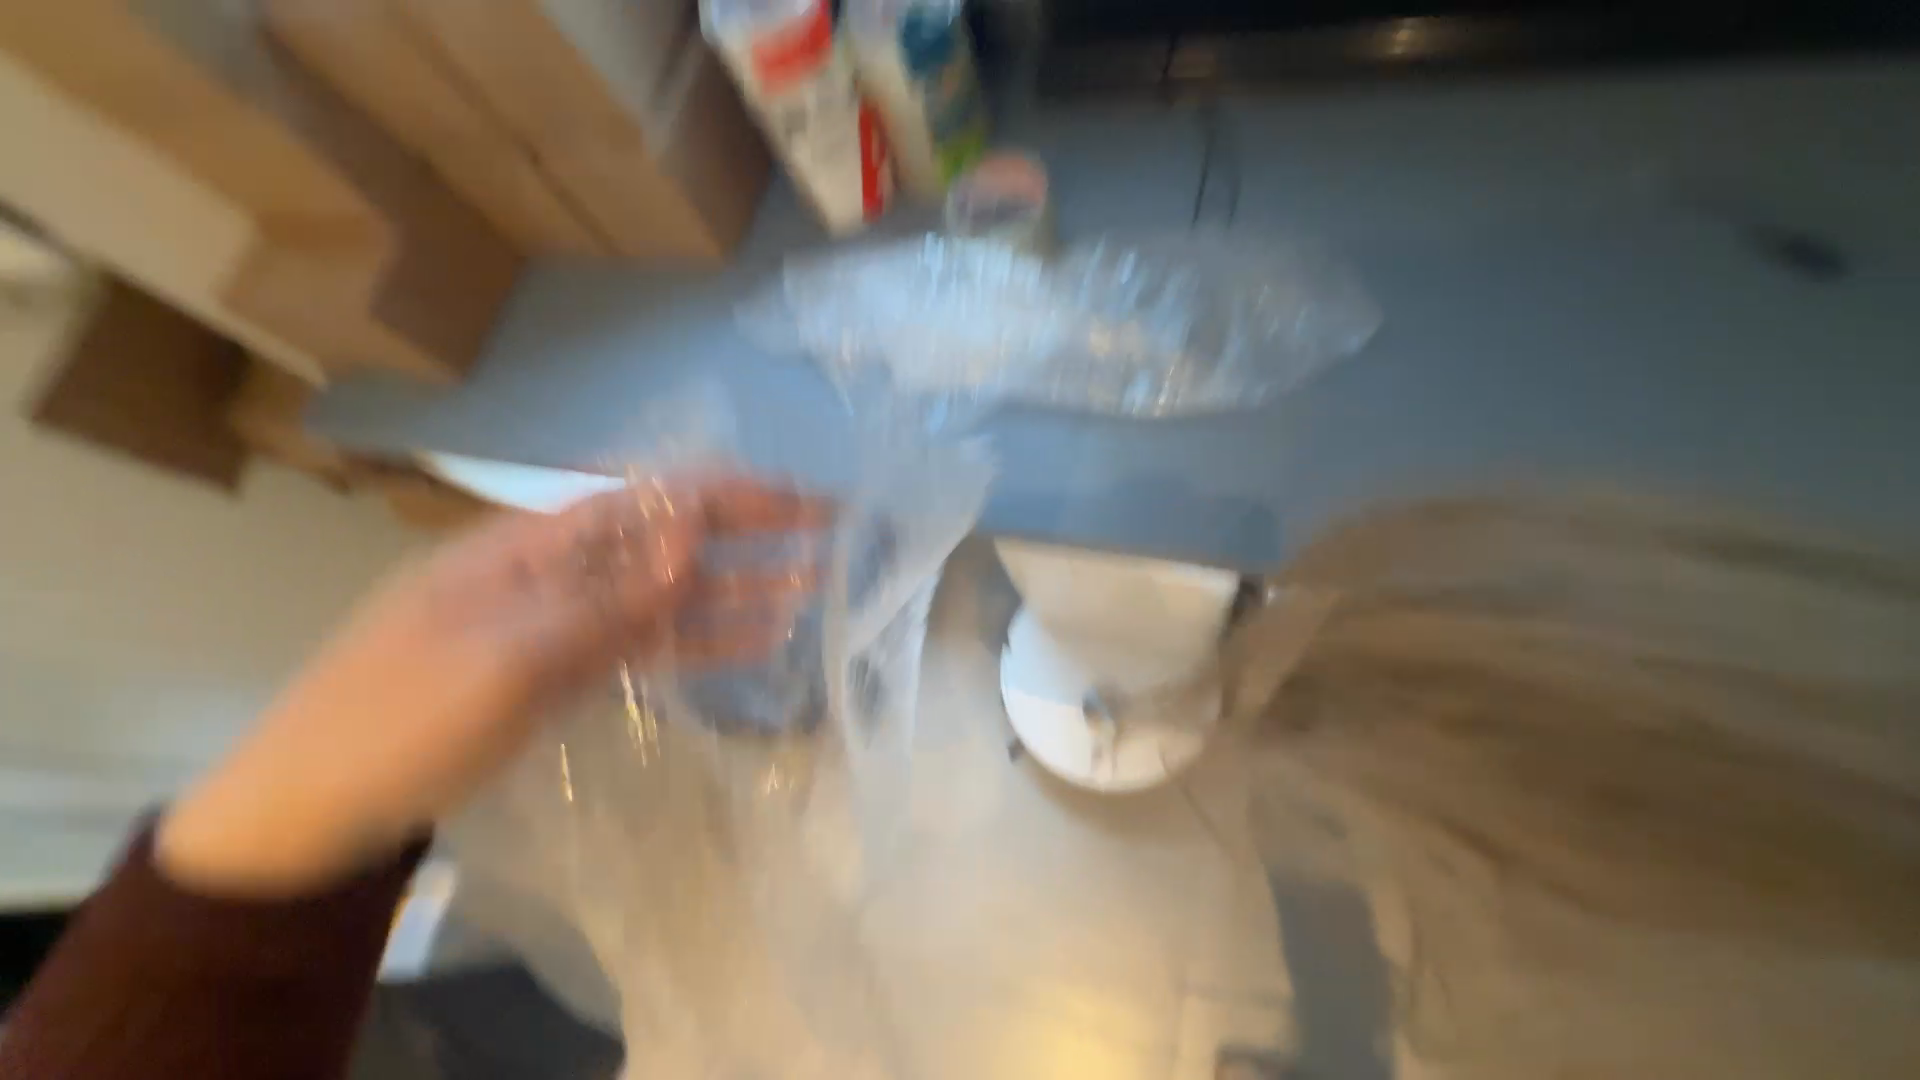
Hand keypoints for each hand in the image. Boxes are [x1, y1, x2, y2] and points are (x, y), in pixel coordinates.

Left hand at [158, 474, 828, 896]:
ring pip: (673, 594)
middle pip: (674, 538)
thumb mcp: (501, 658)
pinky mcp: (572, 670)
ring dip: (742, 586)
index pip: (655, 500)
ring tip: (815, 584)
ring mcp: (570, 622)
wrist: (314, 808)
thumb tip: (692, 539)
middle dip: (754, 530)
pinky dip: (705, 639)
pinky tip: (758, 638)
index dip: (736, 494)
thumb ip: (607, 600)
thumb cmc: (394, 721)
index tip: (805, 502)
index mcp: (537, 544)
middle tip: (830, 531)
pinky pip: (651, 645)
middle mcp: (564, 570)